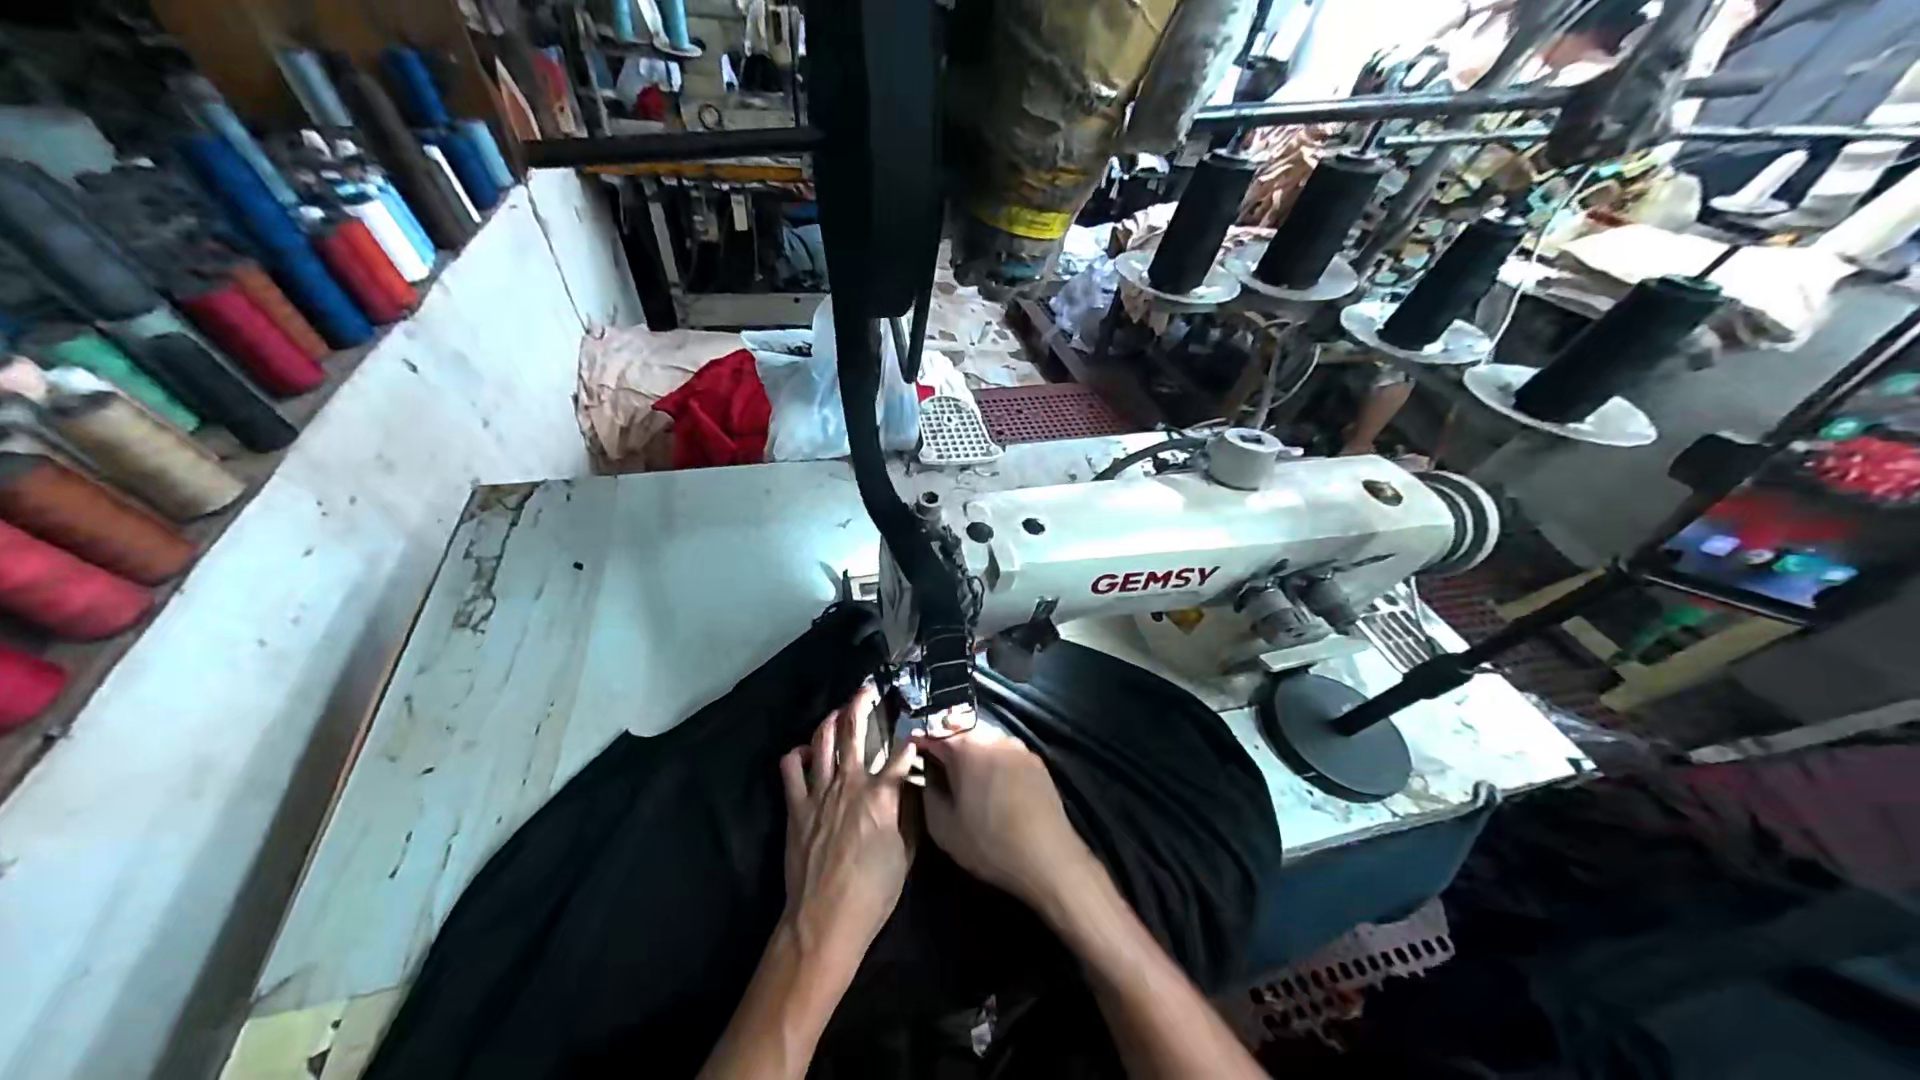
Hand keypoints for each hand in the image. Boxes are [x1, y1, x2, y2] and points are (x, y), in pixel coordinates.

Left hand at [779, 682, 918, 959]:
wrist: (824, 920)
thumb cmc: (873, 891)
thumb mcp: (906, 854)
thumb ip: (910, 816)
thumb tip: (913, 789)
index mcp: (881, 794)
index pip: (901, 752)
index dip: (910, 733)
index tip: (915, 720)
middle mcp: (849, 783)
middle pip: (854, 731)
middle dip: (862, 704)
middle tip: (867, 689)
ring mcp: (818, 792)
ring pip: (821, 740)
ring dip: (830, 720)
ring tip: (839, 711)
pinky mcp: (796, 806)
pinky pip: (791, 768)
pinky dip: (798, 754)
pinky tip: (806, 752)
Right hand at [913, 725, 1099, 915]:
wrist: (1048, 859)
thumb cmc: (989, 843)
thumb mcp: (942, 826)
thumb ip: (928, 791)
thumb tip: (927, 773)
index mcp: (967, 748)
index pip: (933, 733)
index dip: (919, 743)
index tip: (911, 755)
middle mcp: (994, 737)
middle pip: (961, 734)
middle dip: (947, 749)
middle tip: (937, 771)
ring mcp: (1019, 748)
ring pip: (985, 744)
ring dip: (972, 757)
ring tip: (966, 783)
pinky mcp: (1037, 762)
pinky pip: (1005, 755)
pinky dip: (993, 765)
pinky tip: (993, 790)